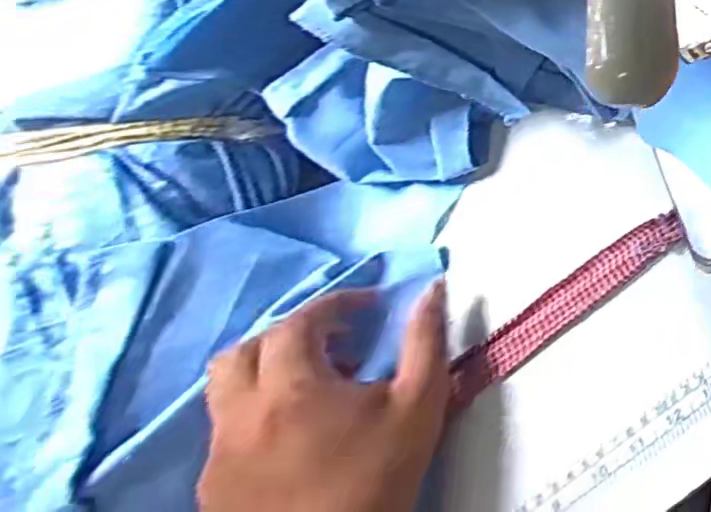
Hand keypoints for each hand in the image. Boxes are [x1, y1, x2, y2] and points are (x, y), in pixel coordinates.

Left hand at [199, 281, 449, 511]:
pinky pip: (227, 426)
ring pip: (225, 391)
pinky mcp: (212, 486)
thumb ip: (425, 337)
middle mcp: (240, 418)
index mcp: (291, 391)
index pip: (296, 324)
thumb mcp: (422, 395)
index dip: (334, 303)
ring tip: (323, 378)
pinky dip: (263, 405)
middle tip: (339, 334)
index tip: (371, 303)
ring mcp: (218, 457)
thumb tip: (431, 289)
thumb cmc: (382, 468)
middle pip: (241, 353)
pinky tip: (304, 423)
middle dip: (291, 332)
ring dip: (271, 368)